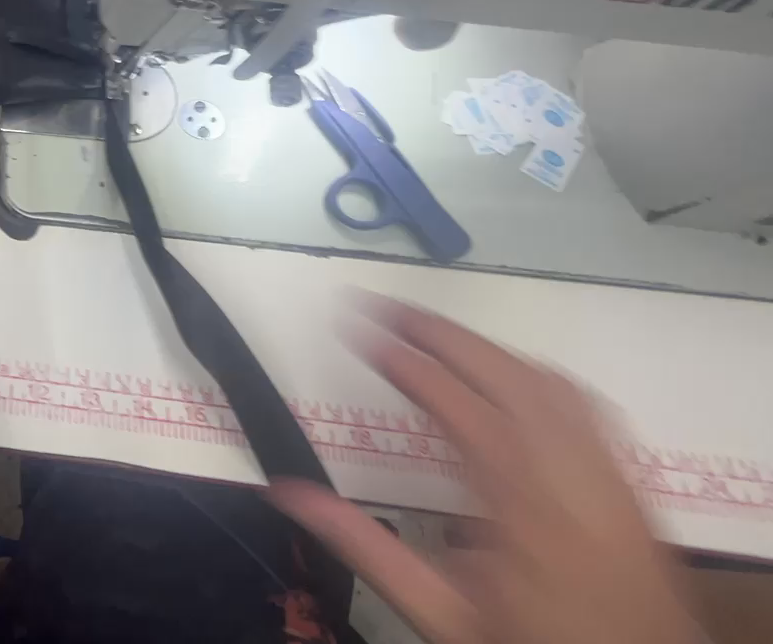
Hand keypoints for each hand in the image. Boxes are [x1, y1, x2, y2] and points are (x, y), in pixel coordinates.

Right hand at [268, 293, 701, 643]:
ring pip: (553, 386)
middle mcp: (577, 486)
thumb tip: (285, 490)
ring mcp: (613, 484)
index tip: (358, 330)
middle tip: (383, 308)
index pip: (461, 407)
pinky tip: (506, 373)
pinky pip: (589, 408)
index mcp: (523, 511)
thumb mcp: (438, 610)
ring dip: (486, 349)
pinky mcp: (632, 490)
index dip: (405, 359)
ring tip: (431, 332)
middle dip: (442, 332)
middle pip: (512, 379)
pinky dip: (534, 374)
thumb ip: (362, 545)